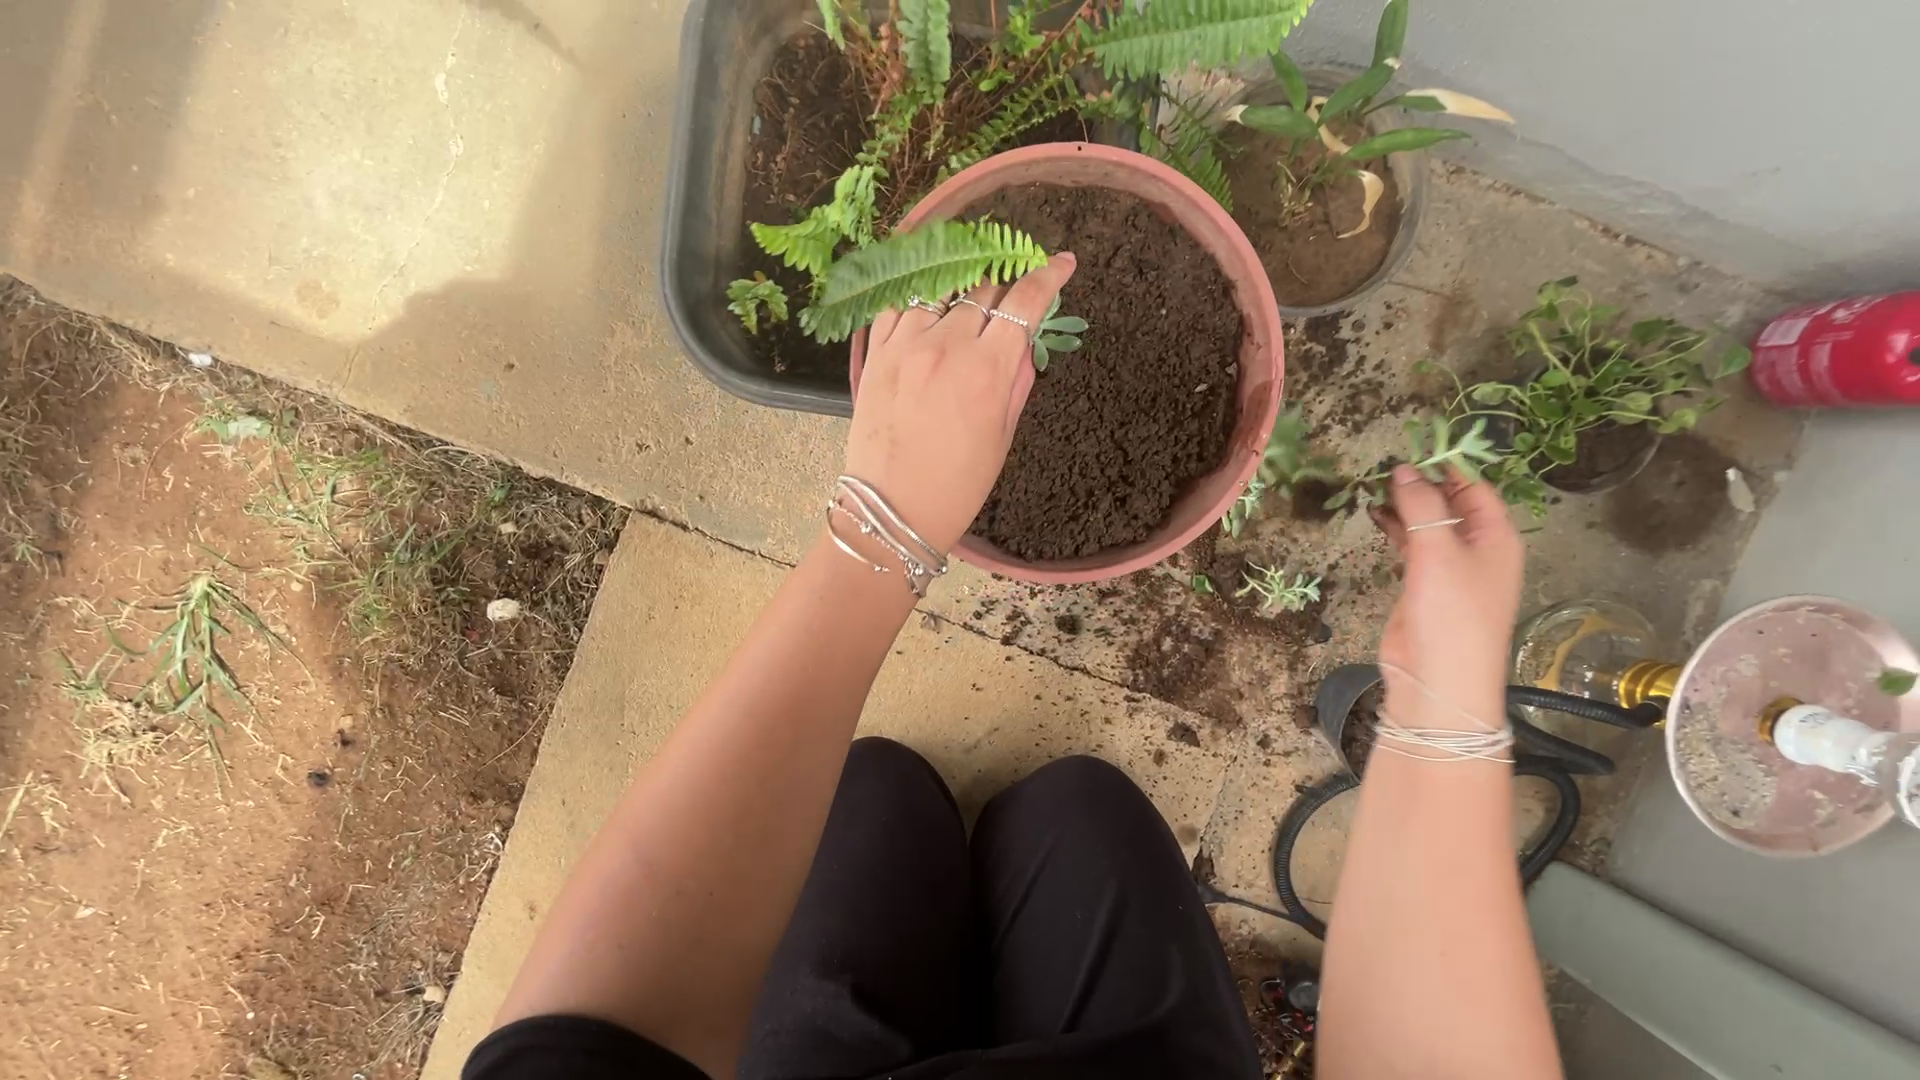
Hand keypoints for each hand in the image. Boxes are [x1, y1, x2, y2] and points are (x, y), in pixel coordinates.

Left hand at [844, 254, 1077, 553]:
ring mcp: (905, 345)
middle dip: (1004, 286)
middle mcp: (946, 345)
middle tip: (1010, 298)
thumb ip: (1017, 381)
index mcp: (987, 370)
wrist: (892, 510)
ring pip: (941, 290)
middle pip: (984, 287)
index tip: (1061, 264)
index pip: (1025, 300)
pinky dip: (919, 304)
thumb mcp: (1003, 436)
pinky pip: (899, 306)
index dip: (1048, 276)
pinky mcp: (875, 353)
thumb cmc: (957, 485)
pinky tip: (927, 316)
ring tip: (967, 307)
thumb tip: (1025, 342)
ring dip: (961, 292)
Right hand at [1372, 466, 1523, 728]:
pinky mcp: (1424, 585)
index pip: (1475, 487)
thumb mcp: (1438, 550)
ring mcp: (1450, 568)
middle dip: (1421, 484)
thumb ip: (1421, 505)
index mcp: (1496, 536)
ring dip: (1404, 506)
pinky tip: (1374, 516)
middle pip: (1451, 503)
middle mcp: (1478, 548)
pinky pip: (1412, 546)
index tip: (1412, 445)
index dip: (1447, 465)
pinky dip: (1395, 529)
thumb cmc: (1451, 610)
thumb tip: (1403, 469)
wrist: (1438, 676)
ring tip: (1373, 486)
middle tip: (1384, 465)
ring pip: (1429, 524)